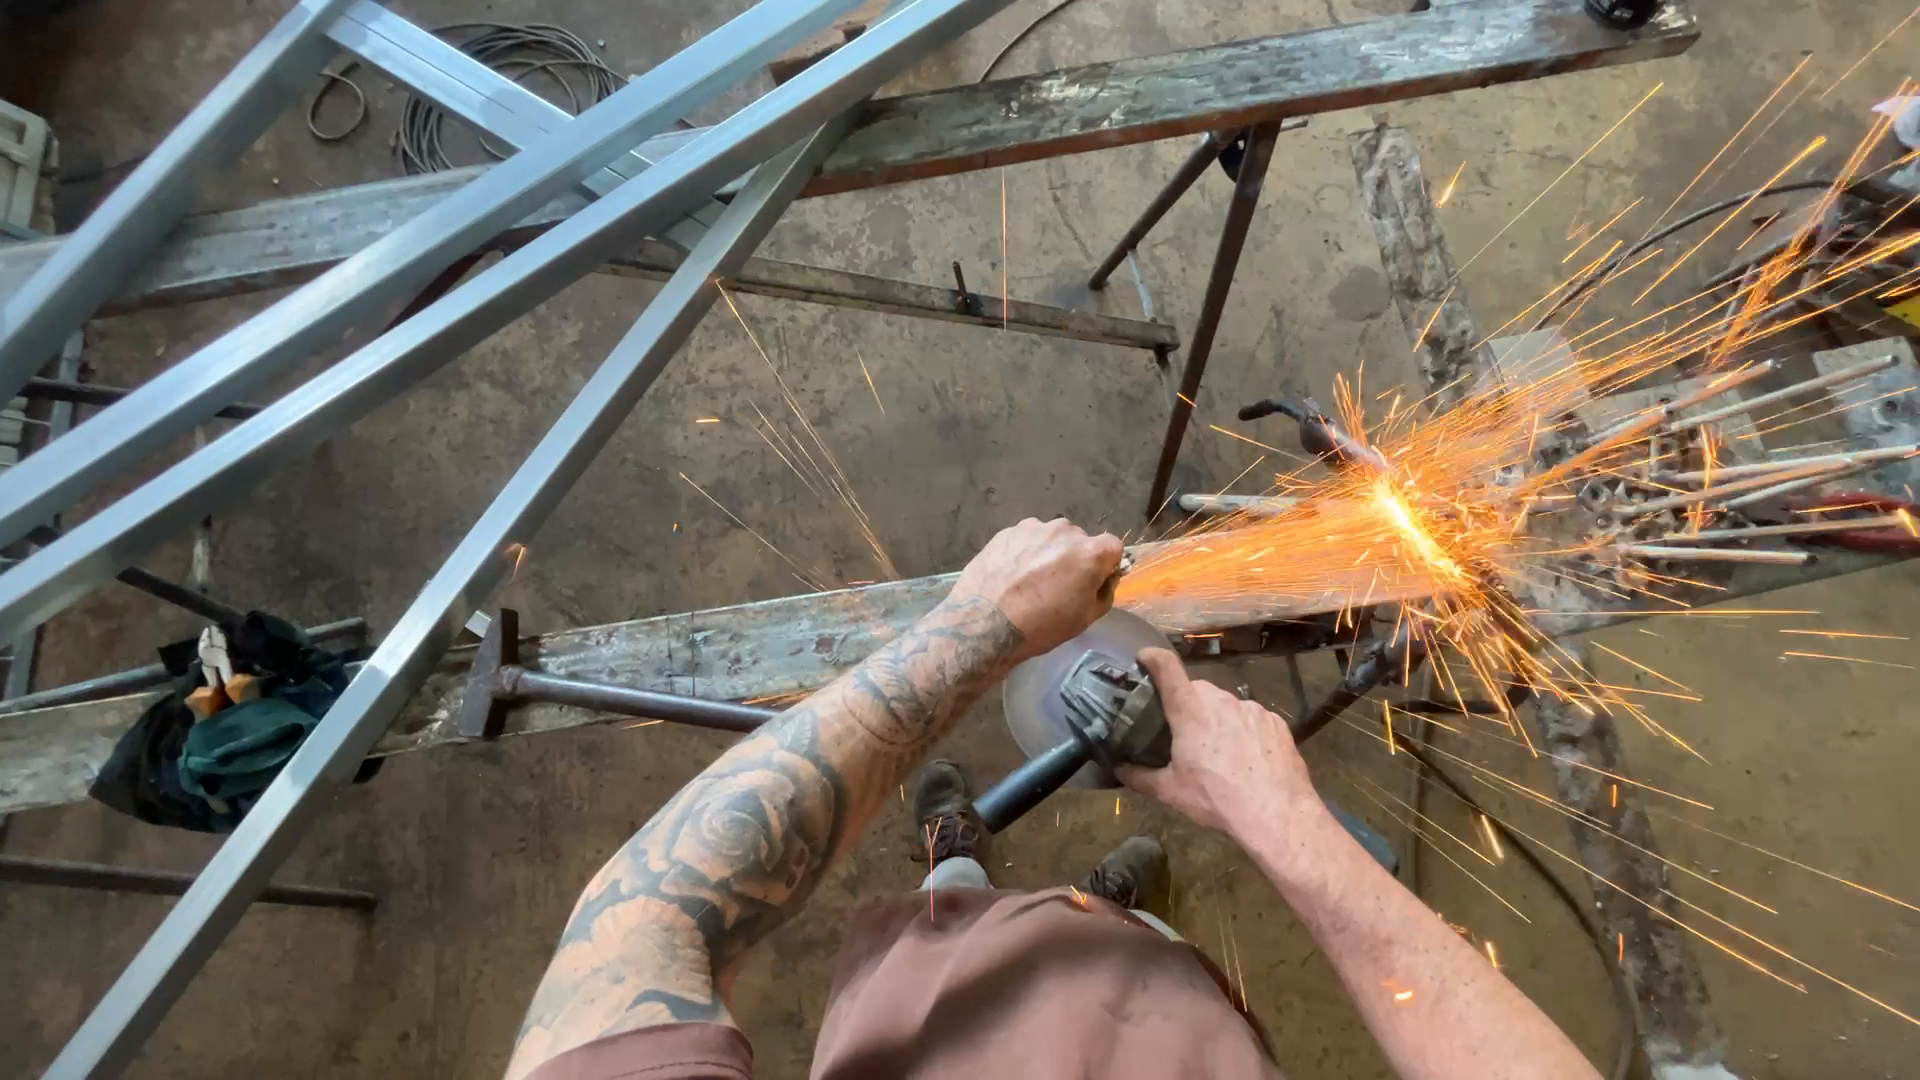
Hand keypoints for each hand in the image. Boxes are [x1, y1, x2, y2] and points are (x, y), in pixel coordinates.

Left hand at [949, 517, 1123, 661]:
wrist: (985, 623)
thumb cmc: (1041, 625)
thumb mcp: (1085, 618)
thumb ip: (1103, 592)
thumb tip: (1102, 578)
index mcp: (1089, 552)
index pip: (1112, 547)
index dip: (1105, 564)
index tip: (1092, 581)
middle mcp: (1063, 531)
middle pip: (1079, 540)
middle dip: (1073, 558)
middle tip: (1056, 585)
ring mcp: (1032, 528)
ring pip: (1049, 538)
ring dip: (1046, 553)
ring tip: (1029, 581)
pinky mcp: (1005, 531)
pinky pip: (1024, 539)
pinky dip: (1022, 552)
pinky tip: (1010, 576)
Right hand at [1117, 648, 1322, 838]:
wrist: (1278, 815)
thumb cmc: (1217, 798)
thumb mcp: (1171, 791)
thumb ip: (1139, 776)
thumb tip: (1118, 769)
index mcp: (1189, 709)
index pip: (1166, 666)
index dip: (1152, 658)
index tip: (1144, 659)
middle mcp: (1220, 699)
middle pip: (1195, 690)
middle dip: (1187, 706)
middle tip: (1184, 734)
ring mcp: (1251, 708)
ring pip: (1225, 704)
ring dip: (1217, 719)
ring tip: (1220, 752)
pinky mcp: (1275, 721)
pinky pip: (1251, 718)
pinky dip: (1244, 731)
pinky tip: (1247, 758)